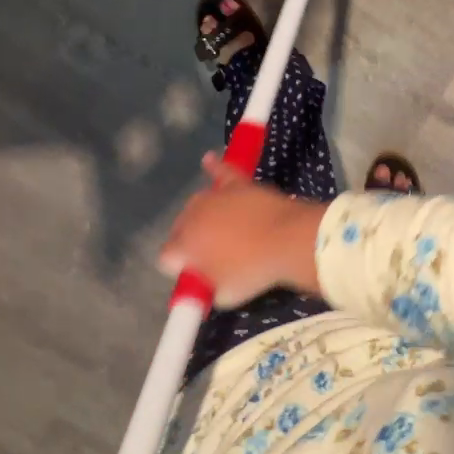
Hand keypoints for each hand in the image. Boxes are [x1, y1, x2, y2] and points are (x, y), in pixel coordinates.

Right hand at [159, 154, 326, 308]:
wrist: (286, 240)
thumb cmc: (254, 271)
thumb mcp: (225, 294)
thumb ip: (207, 285)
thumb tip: (206, 281)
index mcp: (184, 245)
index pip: (167, 258)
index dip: (182, 267)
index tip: (197, 275)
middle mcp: (192, 216)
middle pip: (181, 228)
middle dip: (190, 241)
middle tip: (212, 255)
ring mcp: (215, 196)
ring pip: (198, 204)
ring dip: (203, 215)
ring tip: (216, 227)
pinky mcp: (237, 183)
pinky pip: (221, 170)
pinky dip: (214, 166)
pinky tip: (208, 159)